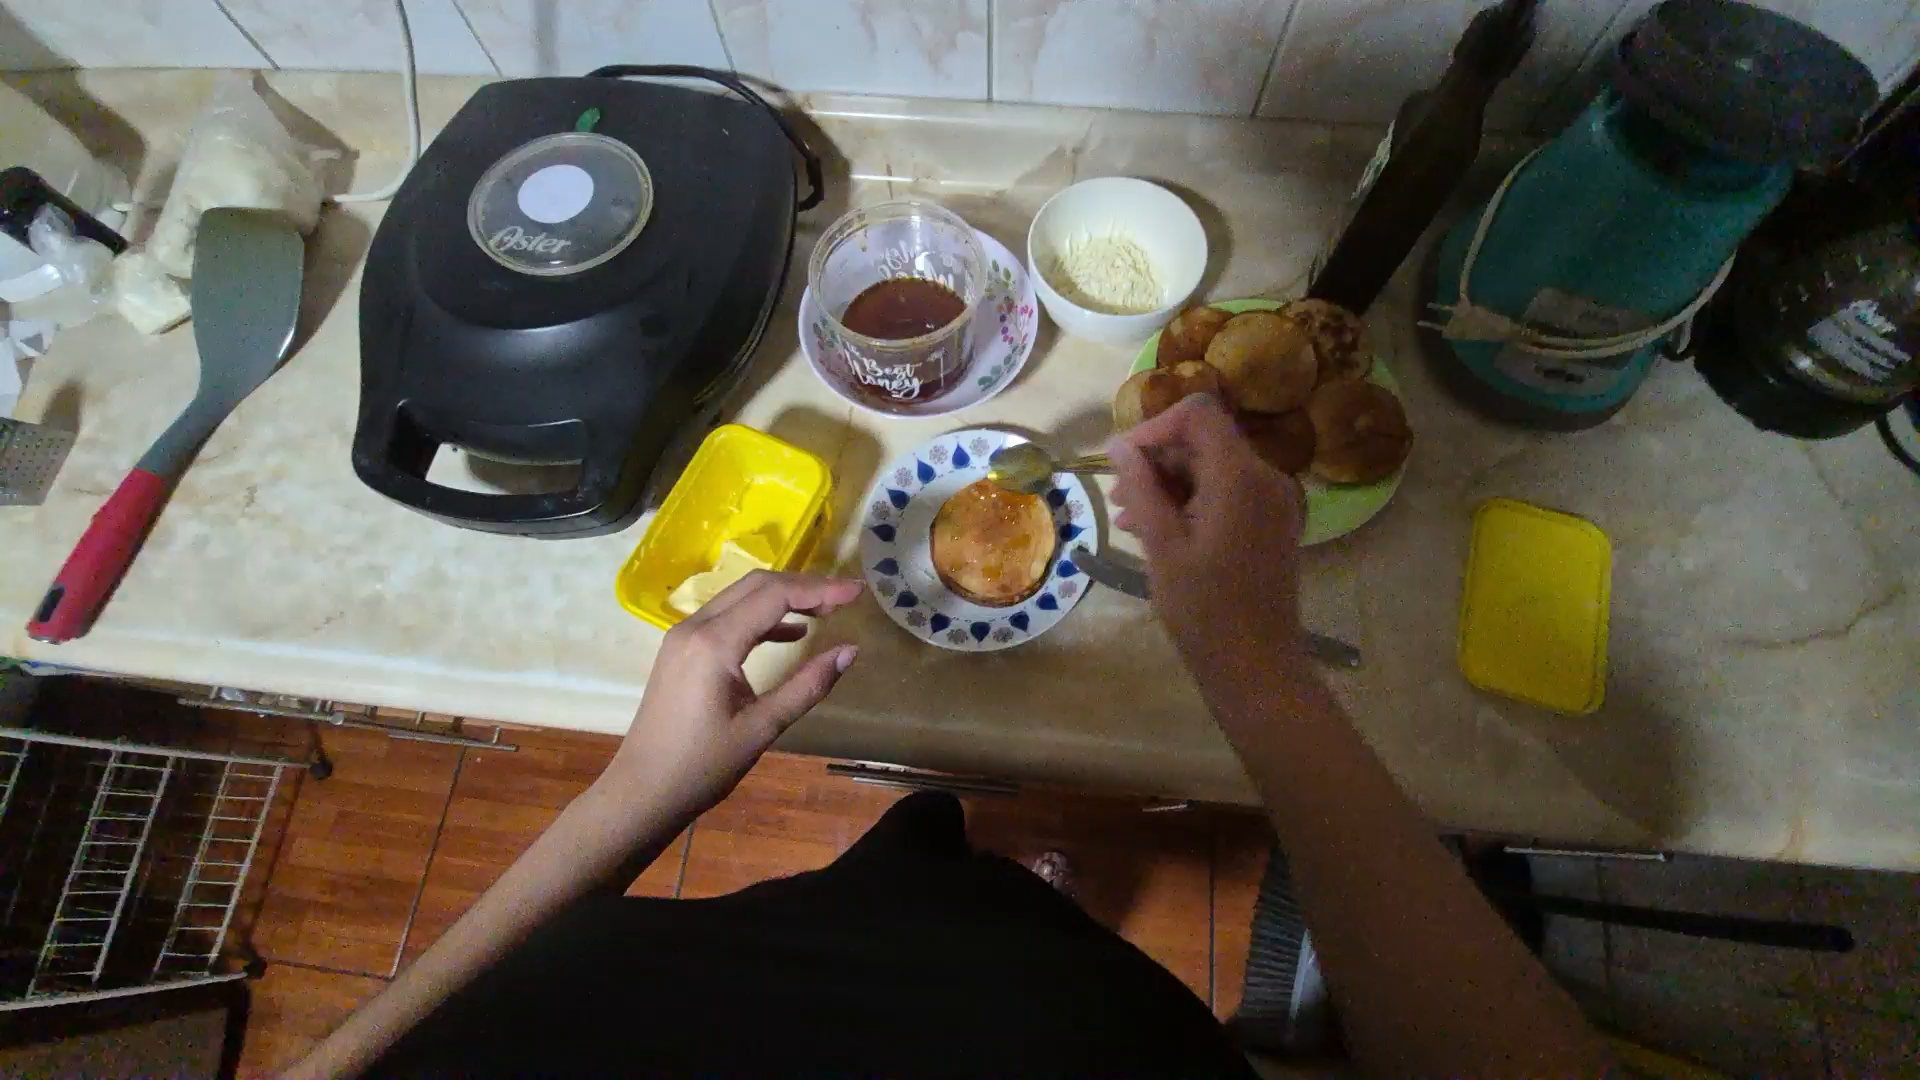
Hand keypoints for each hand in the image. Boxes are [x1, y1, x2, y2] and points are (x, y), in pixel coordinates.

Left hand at [611, 571, 863, 813]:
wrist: (641, 793)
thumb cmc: (701, 766)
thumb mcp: (762, 728)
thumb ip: (808, 685)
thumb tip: (850, 651)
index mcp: (714, 643)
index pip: (775, 596)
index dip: (820, 590)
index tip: (857, 592)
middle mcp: (695, 627)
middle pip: (757, 585)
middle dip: (805, 586)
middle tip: (846, 598)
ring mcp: (684, 635)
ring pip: (742, 596)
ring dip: (784, 597)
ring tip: (826, 611)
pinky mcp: (683, 648)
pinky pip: (728, 616)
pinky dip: (763, 616)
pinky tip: (792, 633)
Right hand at [1108, 393, 1308, 685]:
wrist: (1256, 666)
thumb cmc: (1204, 610)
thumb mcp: (1162, 546)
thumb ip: (1141, 488)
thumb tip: (1117, 445)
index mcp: (1241, 477)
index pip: (1198, 414)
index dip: (1154, 428)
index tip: (1121, 463)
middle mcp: (1266, 477)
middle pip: (1205, 440)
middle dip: (1157, 461)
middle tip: (1119, 501)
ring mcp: (1273, 500)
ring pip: (1213, 467)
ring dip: (1169, 483)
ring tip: (1130, 519)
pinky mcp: (1271, 522)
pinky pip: (1226, 492)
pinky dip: (1191, 501)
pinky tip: (1159, 530)